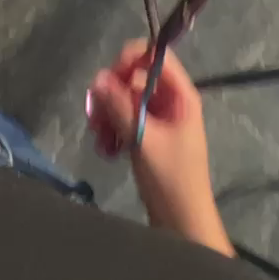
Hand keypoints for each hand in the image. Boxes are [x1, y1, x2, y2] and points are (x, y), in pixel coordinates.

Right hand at [87, 42, 232, 255]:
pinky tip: (105, 147)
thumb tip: (97, 77)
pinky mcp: (148, 134)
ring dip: (108, 112)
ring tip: (98, 135)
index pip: (155, 56)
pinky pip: (125, 117)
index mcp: (180, 94)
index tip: (108, 78)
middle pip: (135, 76)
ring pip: (126, 98)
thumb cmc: (171, 178)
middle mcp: (170, 99)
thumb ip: (121, 106)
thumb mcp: (144, 139)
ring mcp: (158, 117)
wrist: (182, 224)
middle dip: (112, 92)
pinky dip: (112, 127)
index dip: (130, 60)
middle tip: (96, 114)